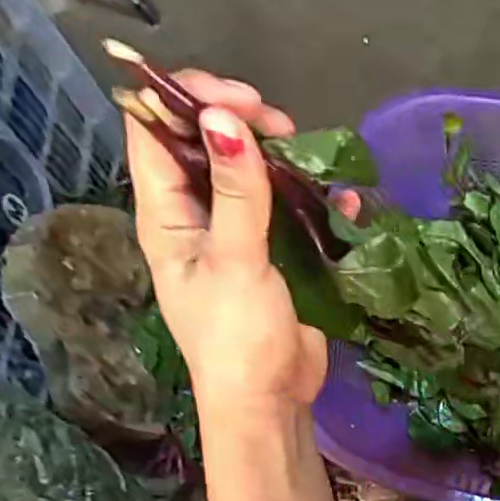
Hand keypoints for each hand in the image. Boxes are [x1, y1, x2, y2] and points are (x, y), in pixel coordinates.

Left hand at [125, 72, 331, 416]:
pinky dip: (316, 206)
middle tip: (283, 126)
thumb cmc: (239, 336)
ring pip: (254, 181)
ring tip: (316, 160)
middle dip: (243, 127)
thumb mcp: (237, 261)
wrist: (272, 399)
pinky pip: (293, 219)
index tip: (239, 101)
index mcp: (166, 215)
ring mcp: (241, 240)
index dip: (188, 101)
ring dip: (284, 163)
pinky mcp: (280, 262)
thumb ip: (238, 194)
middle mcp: (199, 220)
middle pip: (209, 149)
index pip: (156, 131)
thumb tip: (226, 120)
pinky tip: (344, 204)